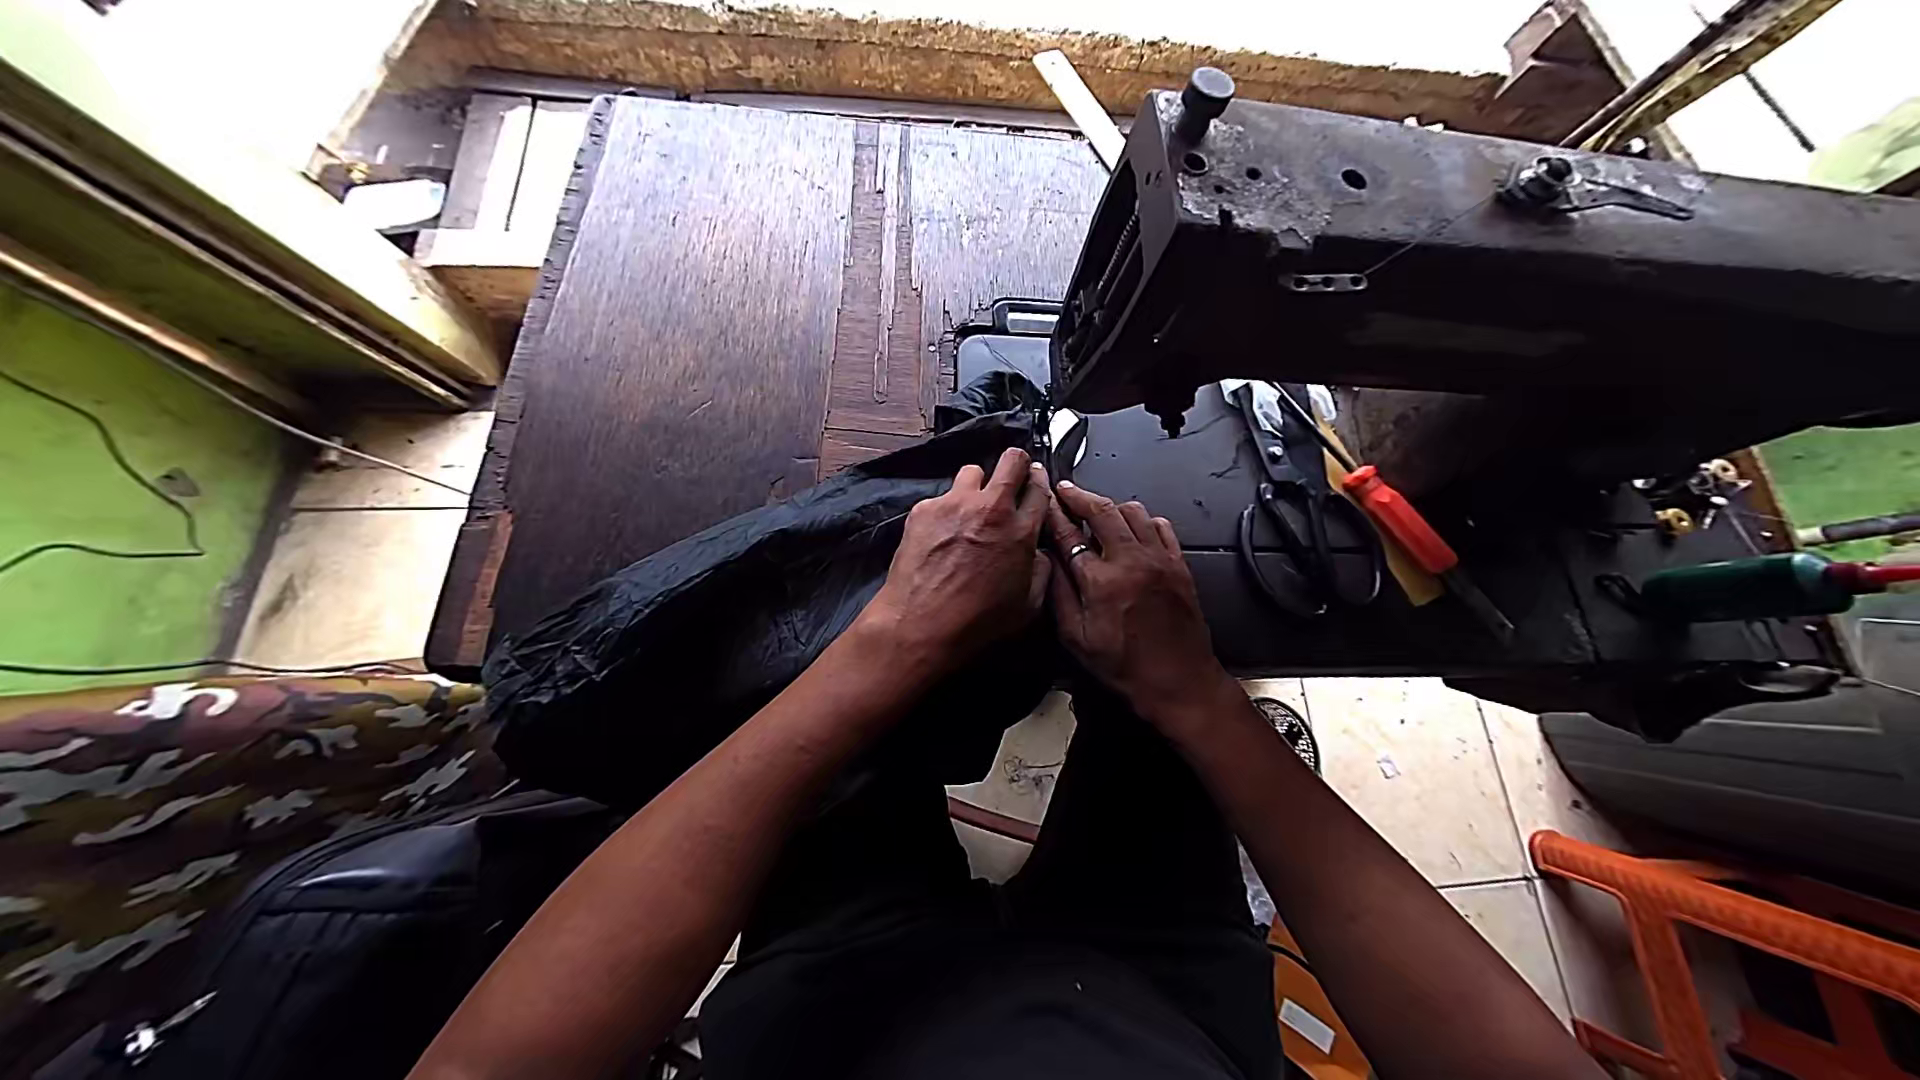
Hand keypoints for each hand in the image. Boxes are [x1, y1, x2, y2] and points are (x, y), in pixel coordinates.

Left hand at [856, 447, 1052, 677]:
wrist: (921, 623)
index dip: (1040, 480)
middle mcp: (990, 510)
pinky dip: (946, 509)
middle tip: (1013, 473)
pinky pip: (941, 497)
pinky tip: (942, 533)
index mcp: (1020, 531)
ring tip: (972, 507)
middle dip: (1016, 463)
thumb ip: (1042, 571)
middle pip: (1011, 460)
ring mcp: (955, 505)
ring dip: (977, 485)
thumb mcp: (1028, 604)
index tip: (1036, 478)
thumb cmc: (974, 621)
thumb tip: (1040, 554)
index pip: (1039, 488)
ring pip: (972, 471)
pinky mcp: (924, 509)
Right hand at [1047, 481, 1236, 726]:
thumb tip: (1049, 563)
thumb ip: (1059, 594)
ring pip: (1133, 511)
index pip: (1069, 534)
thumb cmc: (1128, 666)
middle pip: (1102, 510)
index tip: (1046, 503)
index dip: (1054, 514)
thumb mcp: (1077, 638)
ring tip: (1096, 509)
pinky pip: (1161, 526)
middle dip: (1079, 495)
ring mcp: (1159, 560)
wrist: (1178, 680)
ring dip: (1110, 505)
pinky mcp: (1179, 564)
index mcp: (1101, 581)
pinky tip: (1133, 527)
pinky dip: (1143, 519)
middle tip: (1066, 491)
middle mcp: (1132, 562)